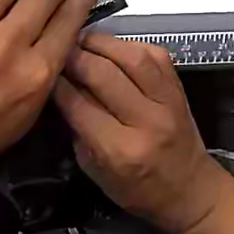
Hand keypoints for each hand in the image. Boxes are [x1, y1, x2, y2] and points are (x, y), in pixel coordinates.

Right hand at [55, 33, 233, 233]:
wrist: (191, 192)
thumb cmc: (136, 188)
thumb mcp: (92, 168)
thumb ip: (75, 127)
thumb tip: (58, 87)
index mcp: (120, 150)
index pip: (78, 103)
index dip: (55, 82)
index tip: (42, 71)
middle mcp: (146, 122)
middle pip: (102, 73)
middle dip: (73, 57)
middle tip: (56, 51)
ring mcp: (167, 101)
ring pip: (129, 56)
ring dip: (99, 43)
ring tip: (79, 41)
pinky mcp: (178, 87)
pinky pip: (152, 53)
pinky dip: (126, 45)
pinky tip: (110, 48)